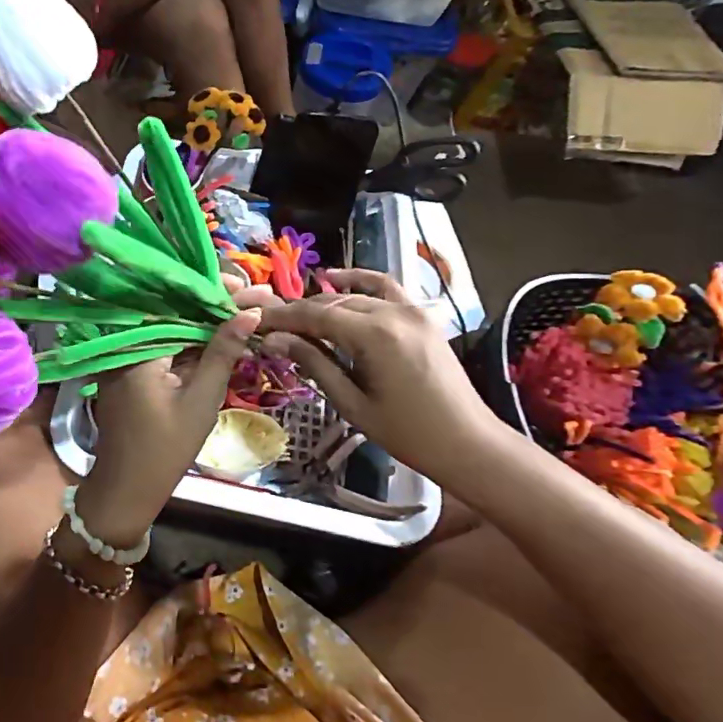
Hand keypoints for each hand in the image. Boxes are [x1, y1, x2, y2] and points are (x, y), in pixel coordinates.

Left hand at [74, 306, 260, 546]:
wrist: (126, 489)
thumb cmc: (165, 449)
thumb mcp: (201, 400)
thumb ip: (223, 353)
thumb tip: (250, 313)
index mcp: (138, 349)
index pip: (180, 306)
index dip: (217, 294)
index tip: (250, 288)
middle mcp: (126, 344)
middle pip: (175, 311)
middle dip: (214, 303)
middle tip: (254, 297)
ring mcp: (126, 356)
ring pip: (171, 327)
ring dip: (205, 320)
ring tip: (245, 310)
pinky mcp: (132, 369)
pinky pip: (164, 344)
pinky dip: (190, 340)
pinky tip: (219, 335)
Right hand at [256, 269, 504, 478]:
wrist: (467, 442)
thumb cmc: (408, 433)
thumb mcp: (353, 403)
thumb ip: (315, 364)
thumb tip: (276, 339)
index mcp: (374, 335)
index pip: (316, 316)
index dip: (282, 318)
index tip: (255, 321)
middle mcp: (392, 312)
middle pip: (333, 303)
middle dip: (299, 313)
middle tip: (270, 326)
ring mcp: (411, 310)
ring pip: (355, 295)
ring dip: (323, 302)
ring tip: (296, 314)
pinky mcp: (421, 315)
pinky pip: (385, 288)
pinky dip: (360, 281)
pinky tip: (336, 279)